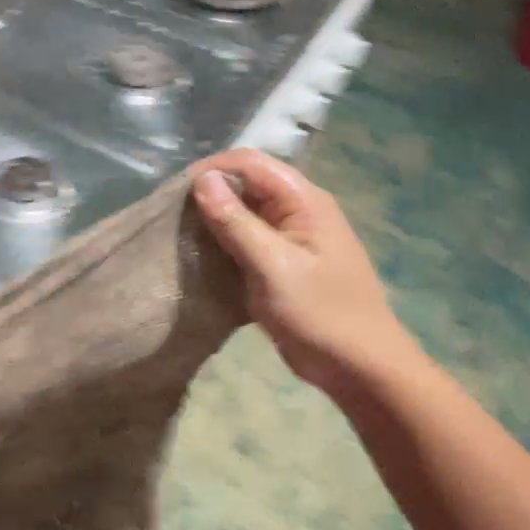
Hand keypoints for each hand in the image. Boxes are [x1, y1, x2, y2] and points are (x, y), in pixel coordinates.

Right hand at [189, 148, 416, 393]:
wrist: (358, 366)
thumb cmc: (319, 313)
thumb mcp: (272, 266)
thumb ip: (235, 222)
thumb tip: (202, 180)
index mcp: (304, 201)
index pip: (250, 162)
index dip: (211, 169)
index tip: (174, 194)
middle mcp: (298, 211)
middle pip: (246, 184)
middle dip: (208, 195)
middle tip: (170, 218)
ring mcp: (291, 239)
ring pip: (244, 214)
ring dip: (213, 222)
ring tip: (179, 238)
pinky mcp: (282, 265)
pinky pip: (246, 242)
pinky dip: (222, 245)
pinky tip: (199, 260)